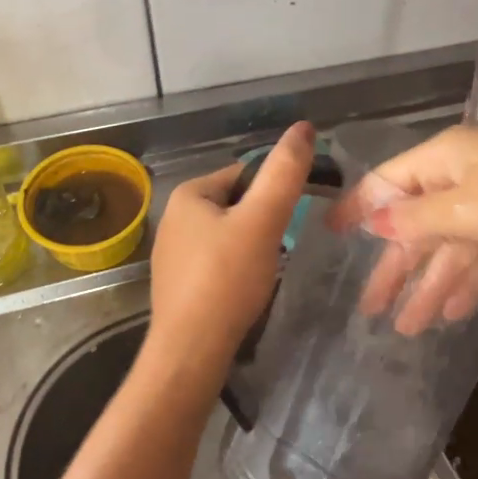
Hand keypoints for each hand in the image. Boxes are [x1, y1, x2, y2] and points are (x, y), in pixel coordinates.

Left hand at [147, 121, 313, 369]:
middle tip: (282, 248)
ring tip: (267, 270)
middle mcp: (174, 217)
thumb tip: (304, 127)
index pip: (245, 174)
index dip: (275, 192)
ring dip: (253, 246)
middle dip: (264, 222)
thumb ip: (284, 174)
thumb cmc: (226, 280)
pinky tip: (247, 289)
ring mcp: (173, 253)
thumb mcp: (263, 221)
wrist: (191, 351)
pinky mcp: (179, 284)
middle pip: (237, 204)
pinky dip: (237, 270)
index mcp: (189, 194)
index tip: (294, 216)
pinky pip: (218, 263)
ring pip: (229, 235)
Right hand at [329, 126, 477, 333]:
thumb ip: (418, 219)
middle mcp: (465, 175)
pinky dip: (467, 281)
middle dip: (396, 267)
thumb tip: (375, 221)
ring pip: (450, 245)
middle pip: (418, 223)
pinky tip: (453, 313)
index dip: (358, 208)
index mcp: (445, 158)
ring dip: (431, 285)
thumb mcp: (468, 209)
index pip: (388, 182)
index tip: (328, 234)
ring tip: (407, 328)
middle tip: (370, 310)